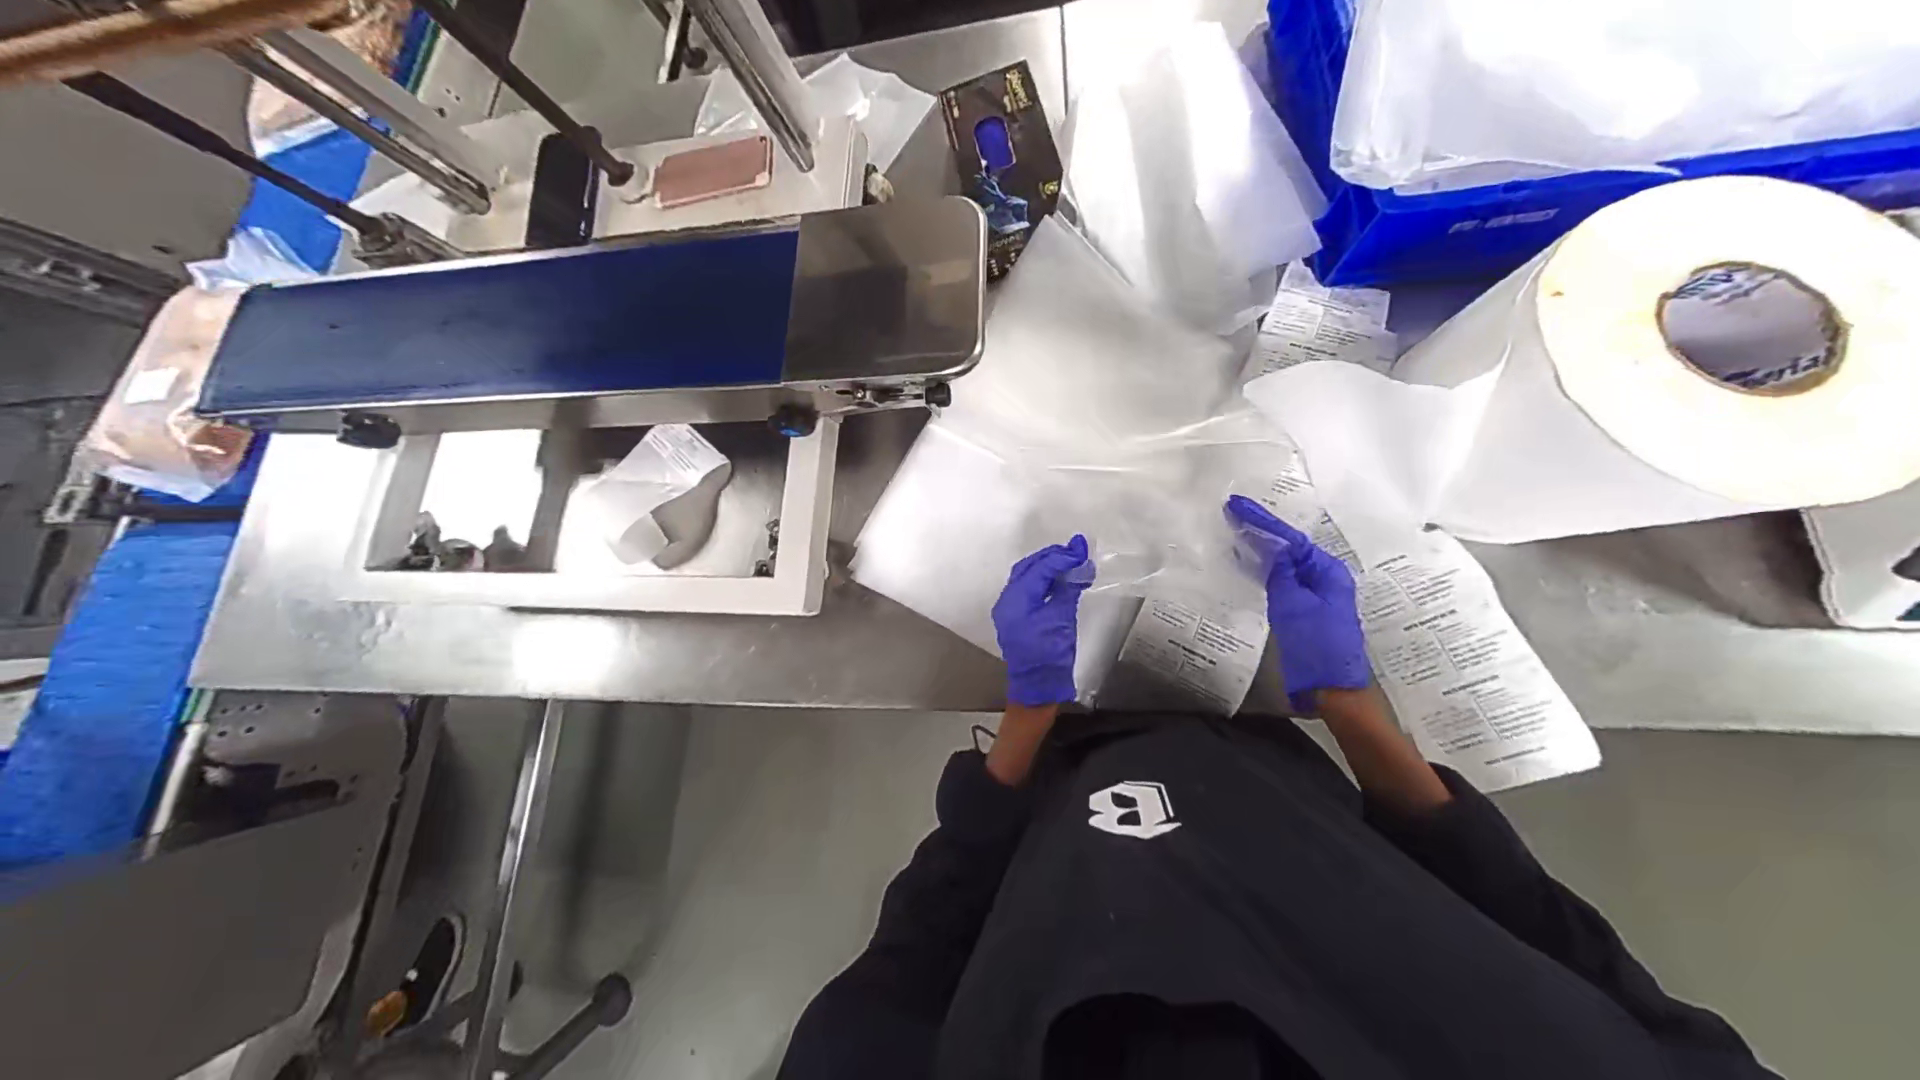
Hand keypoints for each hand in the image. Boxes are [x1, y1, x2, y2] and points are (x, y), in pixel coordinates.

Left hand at [992, 535, 1091, 705]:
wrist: (1039, 687)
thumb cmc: (1050, 656)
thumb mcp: (1063, 619)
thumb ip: (1068, 589)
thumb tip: (1078, 567)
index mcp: (1016, 601)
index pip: (1038, 569)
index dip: (1060, 557)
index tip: (1080, 548)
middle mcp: (1007, 602)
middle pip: (1028, 568)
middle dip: (1051, 557)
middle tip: (1075, 551)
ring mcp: (1009, 610)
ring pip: (1027, 578)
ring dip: (1047, 567)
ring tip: (1070, 562)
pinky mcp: (1016, 618)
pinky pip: (1028, 590)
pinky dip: (1044, 581)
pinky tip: (1060, 579)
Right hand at [1225, 496, 1370, 710]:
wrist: (1332, 689)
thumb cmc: (1315, 645)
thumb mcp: (1293, 605)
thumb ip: (1282, 573)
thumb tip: (1275, 547)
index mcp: (1328, 572)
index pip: (1292, 540)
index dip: (1265, 523)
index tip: (1238, 507)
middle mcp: (1327, 579)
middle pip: (1292, 550)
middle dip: (1265, 534)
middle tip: (1234, 519)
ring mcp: (1319, 596)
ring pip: (1288, 566)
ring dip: (1265, 552)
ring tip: (1238, 538)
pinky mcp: (1309, 612)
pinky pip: (1287, 582)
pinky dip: (1269, 572)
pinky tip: (1253, 569)